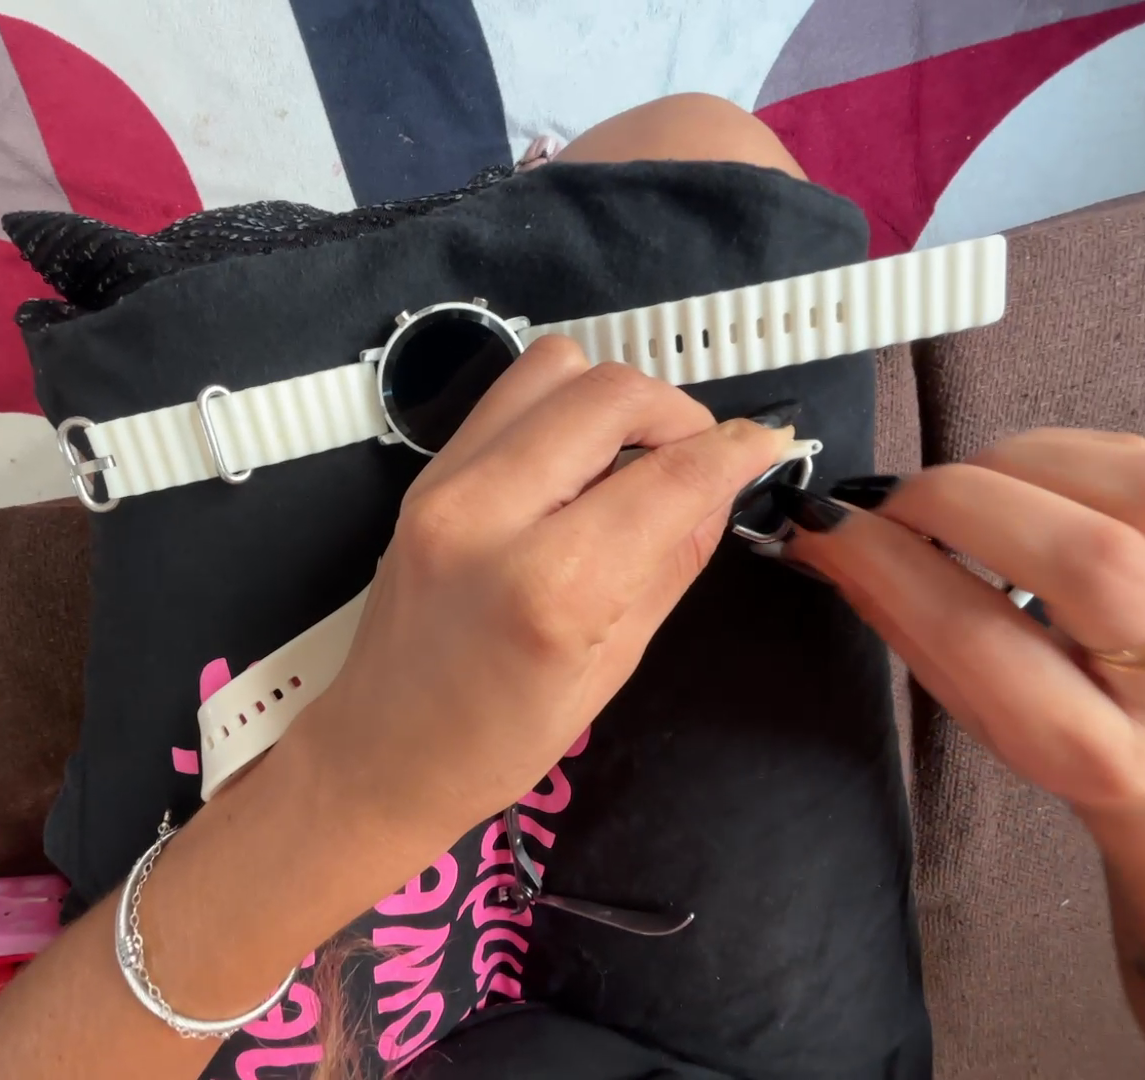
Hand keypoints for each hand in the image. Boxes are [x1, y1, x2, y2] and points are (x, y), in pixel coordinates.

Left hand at [283, 336, 794, 839]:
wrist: (381, 749)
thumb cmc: (500, 740)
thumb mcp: (614, 663)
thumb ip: (673, 558)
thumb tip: (718, 483)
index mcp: (549, 586)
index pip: (668, 477)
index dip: (735, 451)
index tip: (764, 446)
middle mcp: (486, 512)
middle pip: (608, 391)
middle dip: (676, 412)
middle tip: (692, 460)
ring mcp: (441, 485)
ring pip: (553, 369)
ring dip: (612, 399)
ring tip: (628, 458)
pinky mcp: (422, 478)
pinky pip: (508, 400)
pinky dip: (560, 412)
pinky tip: (573, 466)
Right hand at [784, 429, 1144, 826]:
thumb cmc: (1046, 730)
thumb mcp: (955, 699)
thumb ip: (894, 614)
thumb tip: (818, 533)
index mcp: (1087, 751)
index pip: (971, 631)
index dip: (884, 559)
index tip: (820, 522)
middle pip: (1086, 557)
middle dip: (957, 501)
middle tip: (892, 501)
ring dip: (1022, 465)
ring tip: (961, 486)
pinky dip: (1063, 453)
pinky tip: (1015, 479)